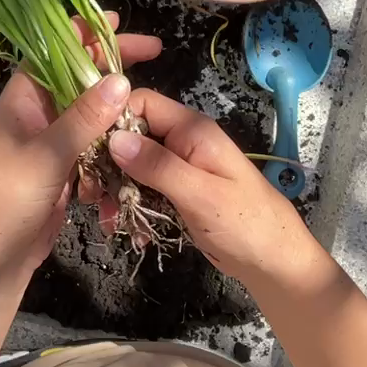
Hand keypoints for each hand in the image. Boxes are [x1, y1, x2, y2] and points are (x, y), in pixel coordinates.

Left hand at [0, 14, 160, 280]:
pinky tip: (133, 145)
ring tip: (150, 100)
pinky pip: (93, 144)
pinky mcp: (63, 167)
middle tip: (154, 51)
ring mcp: (51, 140)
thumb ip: (85, 117)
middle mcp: (37, 112)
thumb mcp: (48, 154)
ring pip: (90, 111)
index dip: (85, 33)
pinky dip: (111, 143)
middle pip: (78, 76)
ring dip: (115, 108)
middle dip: (112, 63)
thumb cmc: (7, 199)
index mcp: (23, 97)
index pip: (55, 50)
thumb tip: (121, 79)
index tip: (121, 24)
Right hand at [106, 88, 329, 290]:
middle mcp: (182, 141)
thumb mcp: (200, 194)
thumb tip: (114, 138)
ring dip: (117, 190)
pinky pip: (144, 189)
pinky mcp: (177, 191)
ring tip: (108, 220)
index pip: (141, 103)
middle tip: (91, 195)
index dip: (113, 119)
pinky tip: (130, 231)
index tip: (91, 150)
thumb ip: (158, 165)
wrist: (274, 264)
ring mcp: (179, 167)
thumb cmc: (246, 223)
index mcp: (191, 130)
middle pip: (131, 135)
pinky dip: (133, 206)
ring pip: (133, 165)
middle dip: (109, 163)